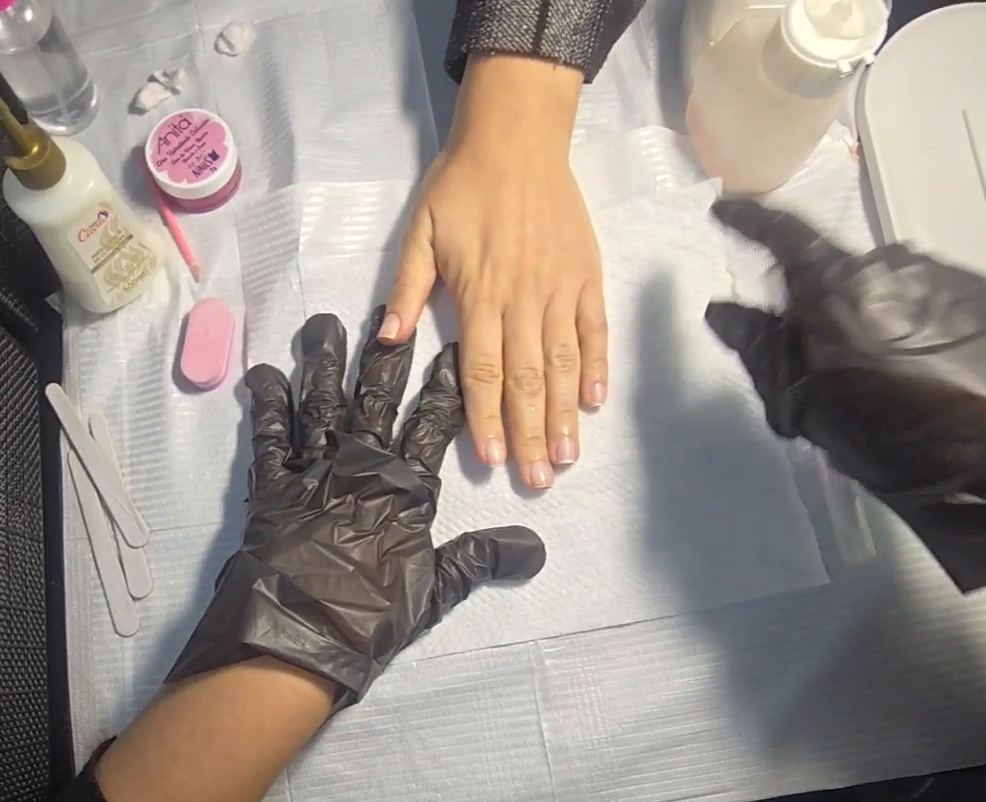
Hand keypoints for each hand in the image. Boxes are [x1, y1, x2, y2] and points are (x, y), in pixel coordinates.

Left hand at [168, 311, 547, 702]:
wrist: (302, 639)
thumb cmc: (372, 617)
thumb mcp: (433, 592)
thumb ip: (478, 559)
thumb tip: (534, 548)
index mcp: (403, 489)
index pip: (433, 425)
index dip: (446, 387)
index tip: (454, 348)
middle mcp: (360, 466)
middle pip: (375, 400)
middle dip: (384, 357)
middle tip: (387, 318)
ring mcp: (313, 471)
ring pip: (321, 405)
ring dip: (323, 364)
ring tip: (324, 326)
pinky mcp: (272, 487)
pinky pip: (269, 437)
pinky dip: (264, 406)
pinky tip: (261, 375)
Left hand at [381, 53, 606, 489]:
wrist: (517, 136)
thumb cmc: (462, 187)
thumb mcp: (421, 232)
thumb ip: (406, 288)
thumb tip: (387, 338)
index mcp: (481, 295)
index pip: (482, 371)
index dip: (487, 419)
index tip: (494, 460)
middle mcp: (524, 300)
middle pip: (527, 380)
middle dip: (532, 434)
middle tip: (539, 481)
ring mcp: (560, 290)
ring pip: (564, 363)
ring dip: (567, 414)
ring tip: (569, 458)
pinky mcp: (587, 275)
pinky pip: (595, 329)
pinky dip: (598, 365)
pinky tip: (598, 402)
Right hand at [705, 199, 985, 589]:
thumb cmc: (906, 442)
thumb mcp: (815, 410)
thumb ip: (765, 355)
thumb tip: (721, 311)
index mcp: (843, 288)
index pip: (785, 236)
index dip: (748, 221)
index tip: (722, 210)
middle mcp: (895, 266)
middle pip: (830, 276)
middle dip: (808, 313)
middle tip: (805, 372)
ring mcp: (949, 278)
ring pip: (877, 293)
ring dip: (859, 328)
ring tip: (869, 390)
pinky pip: (921, 305)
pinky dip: (899, 334)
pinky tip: (916, 382)